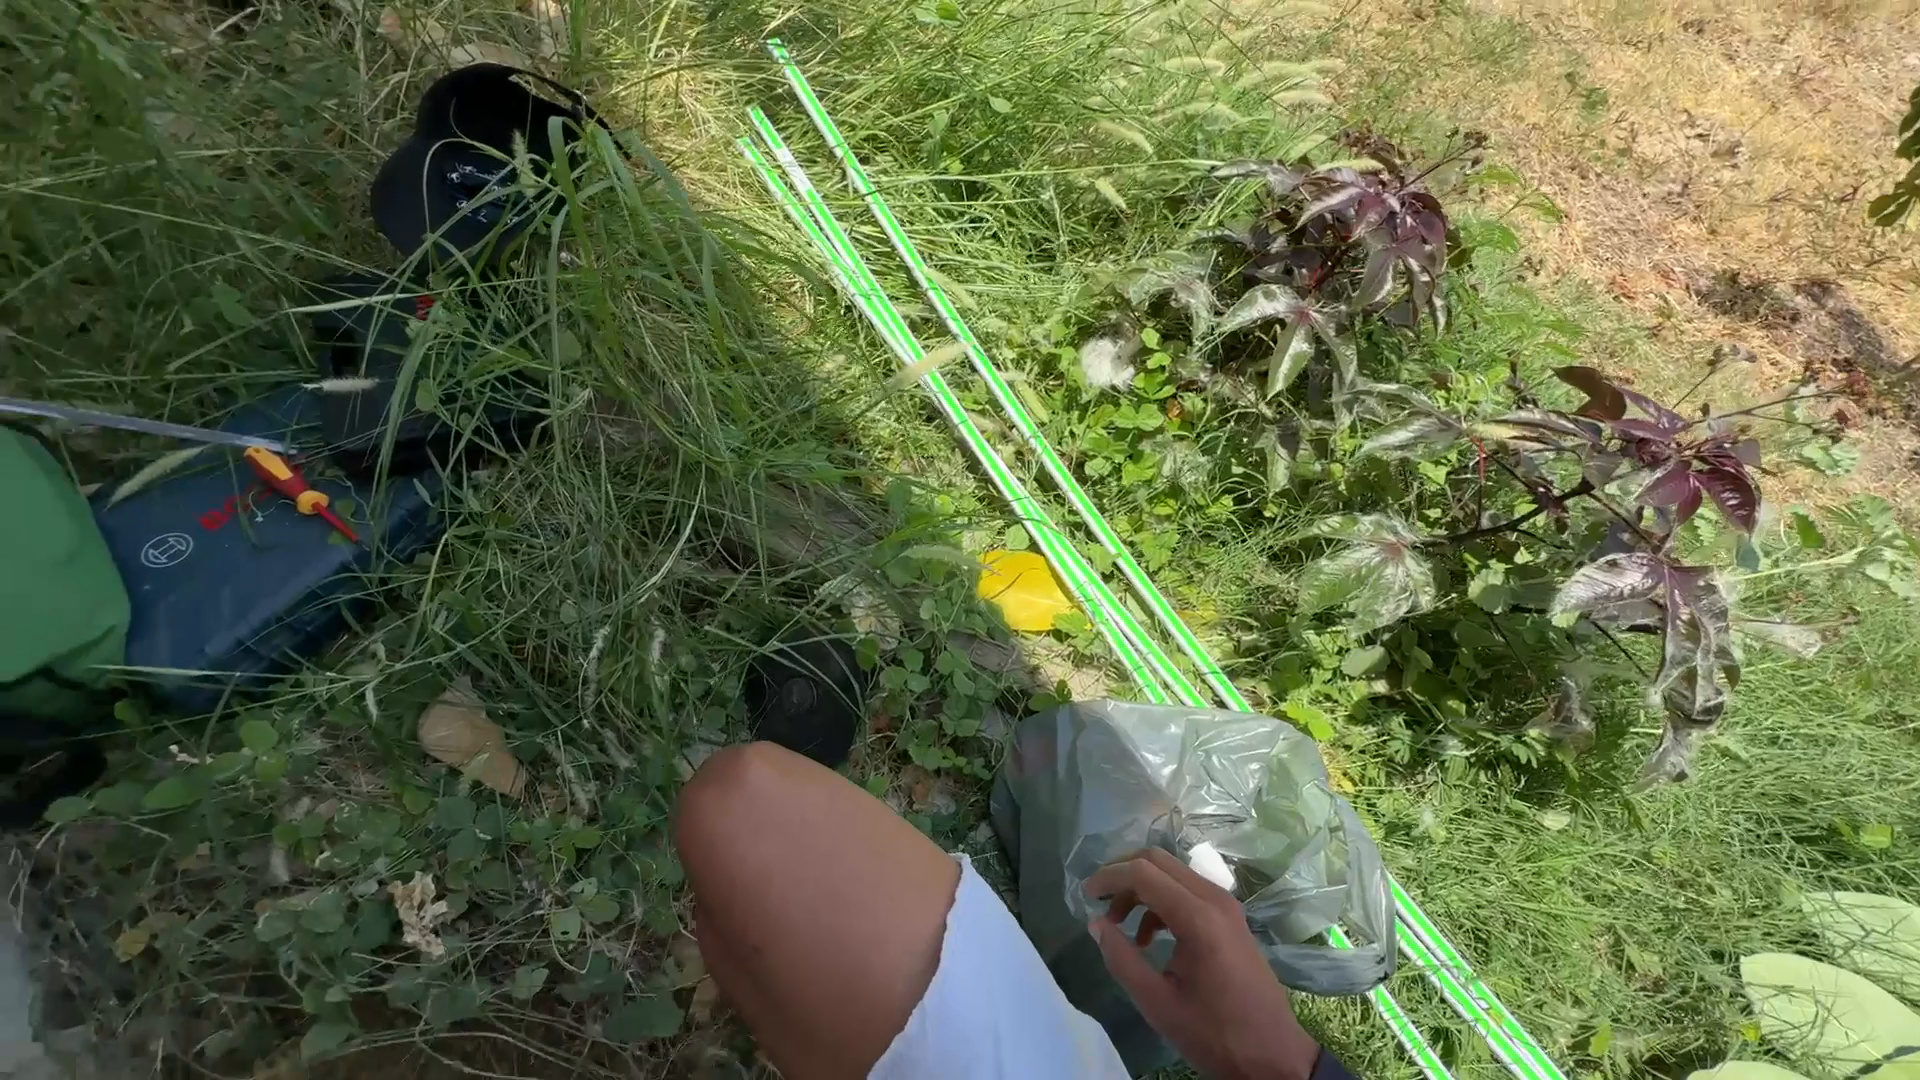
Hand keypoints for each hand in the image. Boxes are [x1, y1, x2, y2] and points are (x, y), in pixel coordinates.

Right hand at [1084, 848, 1319, 1079]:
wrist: (1277, 1059)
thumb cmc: (1218, 1035)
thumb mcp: (1159, 1005)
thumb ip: (1122, 959)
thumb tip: (1096, 923)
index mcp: (1198, 918)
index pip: (1142, 873)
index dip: (1109, 877)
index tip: (1085, 895)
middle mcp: (1214, 898)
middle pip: (1157, 860)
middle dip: (1122, 875)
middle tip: (1100, 902)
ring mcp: (1226, 905)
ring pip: (1171, 872)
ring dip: (1140, 888)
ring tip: (1120, 925)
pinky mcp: (1229, 916)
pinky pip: (1186, 889)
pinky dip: (1160, 900)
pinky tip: (1148, 937)